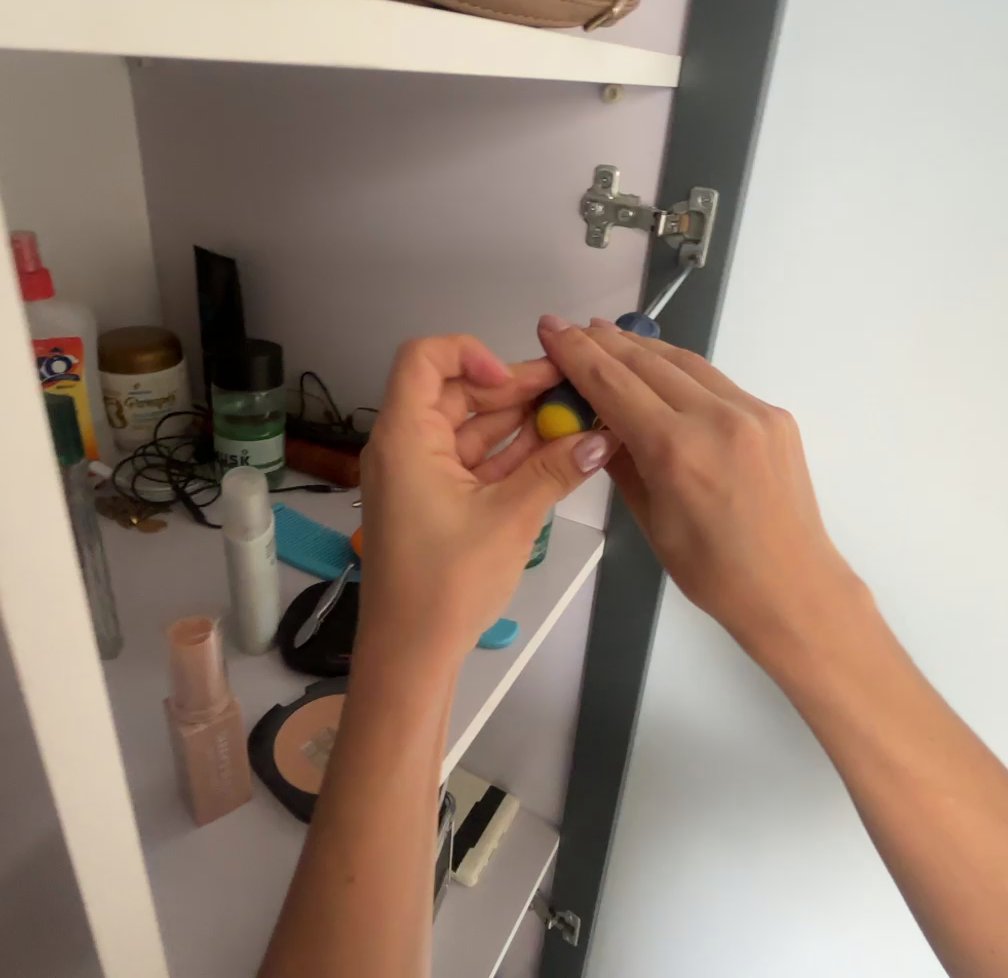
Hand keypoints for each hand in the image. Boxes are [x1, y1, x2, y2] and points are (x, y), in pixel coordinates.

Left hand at [356, 335, 612, 670]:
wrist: (411, 654)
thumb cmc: (446, 583)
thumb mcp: (509, 519)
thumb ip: (555, 471)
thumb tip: (601, 439)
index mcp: (405, 437)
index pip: (423, 359)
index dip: (470, 354)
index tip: (513, 381)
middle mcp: (407, 447)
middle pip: (458, 393)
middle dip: (516, 390)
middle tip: (572, 391)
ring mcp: (423, 475)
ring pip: (472, 429)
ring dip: (521, 423)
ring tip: (575, 416)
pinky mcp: (438, 501)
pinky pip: (476, 462)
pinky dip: (511, 456)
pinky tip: (557, 450)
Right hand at [536, 315, 865, 660]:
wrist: (793, 587)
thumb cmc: (713, 572)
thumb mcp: (649, 520)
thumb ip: (620, 461)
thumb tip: (593, 420)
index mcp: (676, 451)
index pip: (612, 385)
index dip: (575, 353)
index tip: (550, 329)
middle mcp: (716, 419)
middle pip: (646, 362)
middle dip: (603, 341)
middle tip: (572, 328)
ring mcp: (751, 412)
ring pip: (683, 362)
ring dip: (641, 347)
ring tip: (607, 337)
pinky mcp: (773, 415)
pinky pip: (714, 380)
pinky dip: (678, 369)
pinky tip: (658, 369)